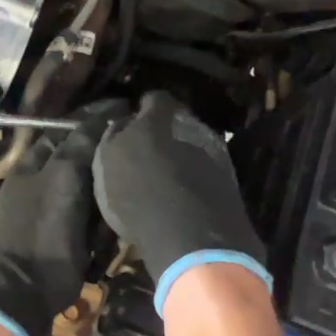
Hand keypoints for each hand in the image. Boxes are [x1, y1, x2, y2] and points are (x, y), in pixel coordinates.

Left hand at [0, 101, 125, 335]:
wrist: (21, 290)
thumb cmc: (40, 229)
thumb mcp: (63, 177)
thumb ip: (80, 145)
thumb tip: (104, 116)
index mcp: (35, 163)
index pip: (70, 130)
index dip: (97, 119)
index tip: (130, 109)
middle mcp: (43, 183)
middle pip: (82, 160)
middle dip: (107, 156)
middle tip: (141, 150)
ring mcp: (53, 214)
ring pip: (90, 191)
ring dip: (109, 190)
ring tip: (136, 183)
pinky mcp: (66, 242)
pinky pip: (93, 223)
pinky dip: (106, 222)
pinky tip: (123, 219)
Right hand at [92, 91, 270, 313]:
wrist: (192, 237)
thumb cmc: (138, 196)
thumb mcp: (107, 165)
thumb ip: (112, 139)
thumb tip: (121, 123)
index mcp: (157, 121)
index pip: (154, 99)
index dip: (145, 106)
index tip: (136, 115)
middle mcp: (192, 129)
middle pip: (178, 123)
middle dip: (165, 133)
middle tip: (147, 150)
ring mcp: (214, 155)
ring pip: (193, 147)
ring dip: (181, 157)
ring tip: (165, 178)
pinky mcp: (228, 182)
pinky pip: (206, 172)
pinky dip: (194, 180)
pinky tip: (182, 198)